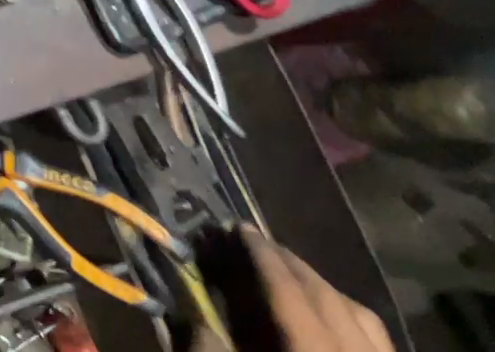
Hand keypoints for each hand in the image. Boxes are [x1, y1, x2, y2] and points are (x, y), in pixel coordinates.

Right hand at [195, 226, 392, 351]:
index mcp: (312, 345)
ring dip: (321, 284)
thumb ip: (211, 343)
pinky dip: (350, 313)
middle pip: (324, 294)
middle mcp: (352, 346)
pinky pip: (377, 335)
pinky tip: (333, 312)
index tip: (239, 226)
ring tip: (292, 271)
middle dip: (289, 262)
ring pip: (358, 312)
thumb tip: (189, 306)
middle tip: (258, 240)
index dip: (261, 254)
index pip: (287, 289)